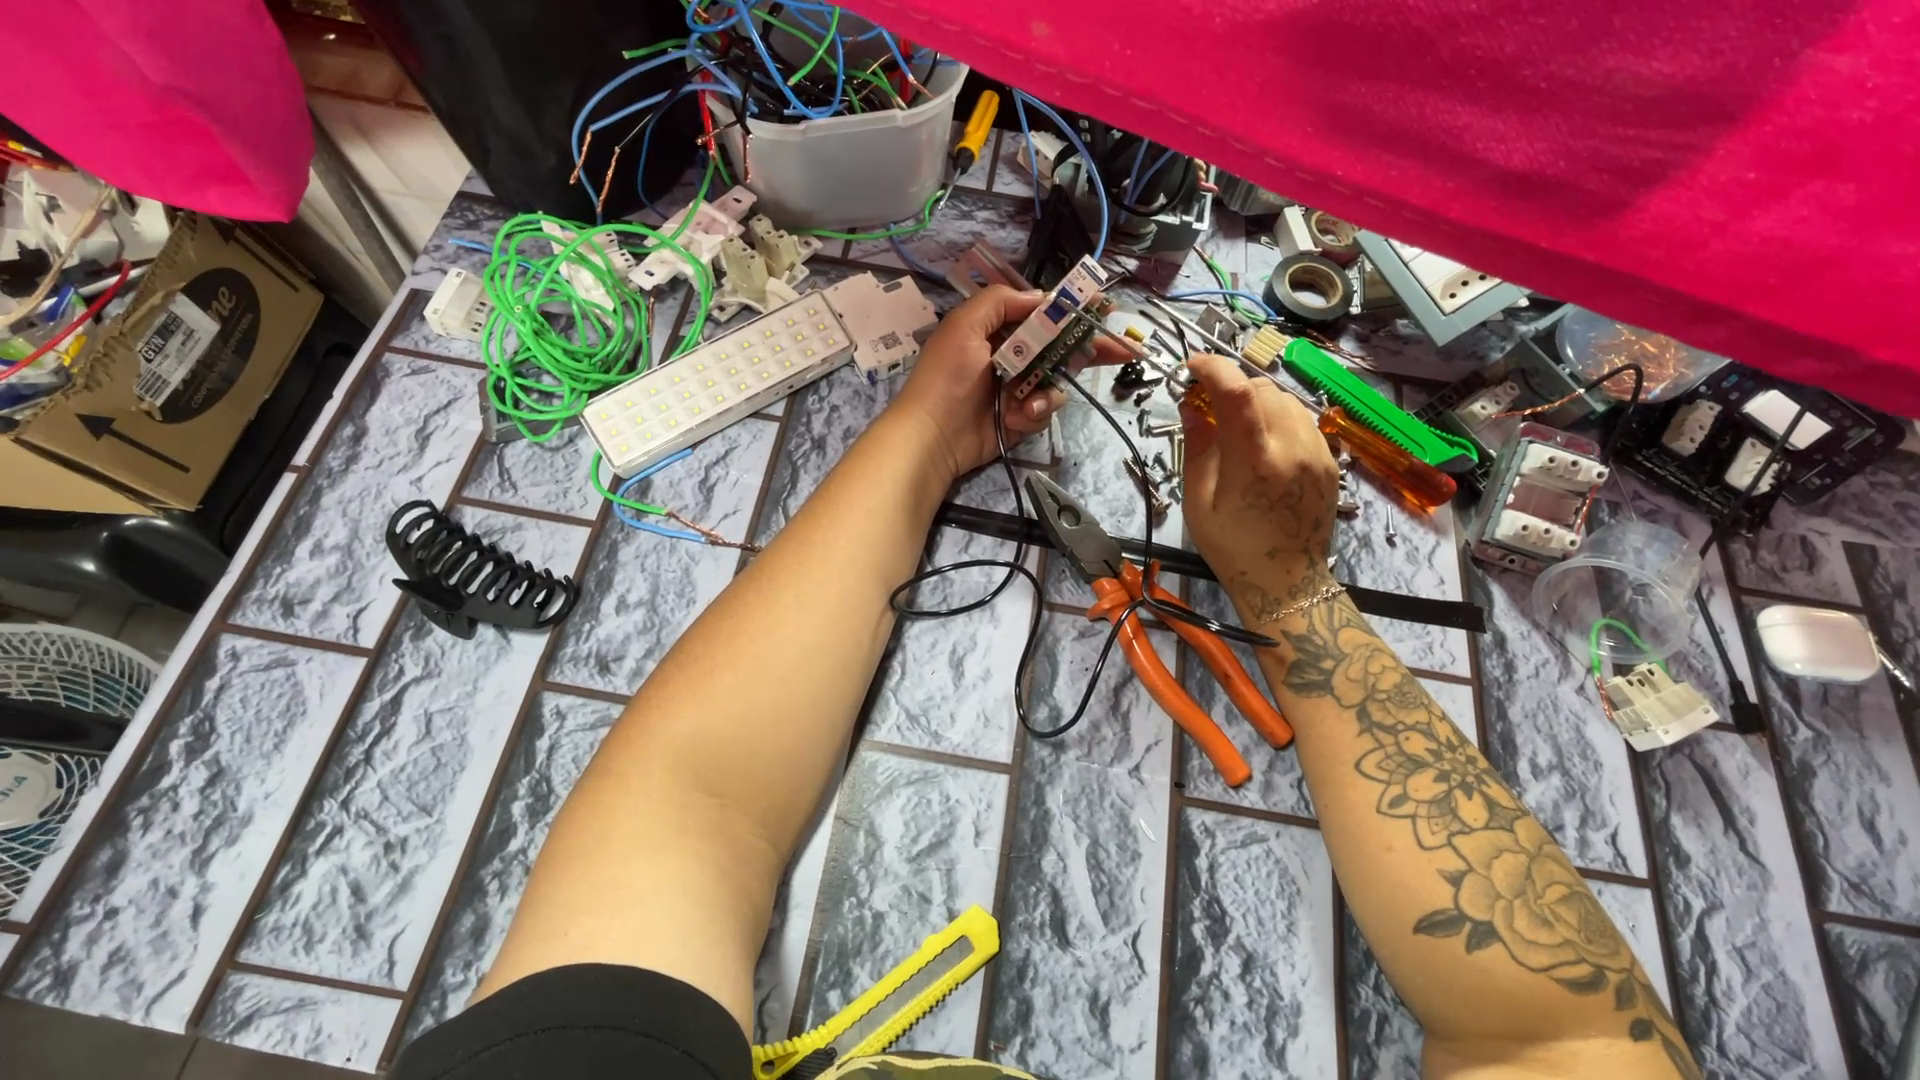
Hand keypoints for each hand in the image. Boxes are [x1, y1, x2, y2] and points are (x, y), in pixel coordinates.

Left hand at [889, 286, 1120, 480]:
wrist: (933, 437)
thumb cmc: (947, 377)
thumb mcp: (965, 326)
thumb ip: (1000, 301)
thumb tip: (1040, 296)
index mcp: (995, 329)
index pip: (1041, 313)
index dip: (1071, 309)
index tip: (1102, 306)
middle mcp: (1010, 355)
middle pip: (1059, 345)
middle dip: (1087, 347)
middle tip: (1122, 350)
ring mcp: (1017, 387)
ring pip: (1057, 380)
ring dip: (1049, 390)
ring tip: (1027, 403)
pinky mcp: (1021, 416)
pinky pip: (1045, 408)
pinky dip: (1034, 413)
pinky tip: (1015, 418)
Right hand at [1179, 352, 1340, 604]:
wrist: (1285, 580)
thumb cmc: (1231, 545)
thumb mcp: (1198, 499)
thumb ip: (1197, 445)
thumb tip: (1191, 403)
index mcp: (1253, 459)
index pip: (1238, 390)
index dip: (1212, 367)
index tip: (1192, 367)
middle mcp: (1292, 446)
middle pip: (1261, 388)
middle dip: (1230, 386)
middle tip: (1207, 404)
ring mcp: (1317, 451)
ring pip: (1286, 398)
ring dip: (1256, 399)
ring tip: (1236, 423)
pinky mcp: (1329, 460)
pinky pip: (1302, 419)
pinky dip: (1278, 417)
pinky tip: (1263, 440)